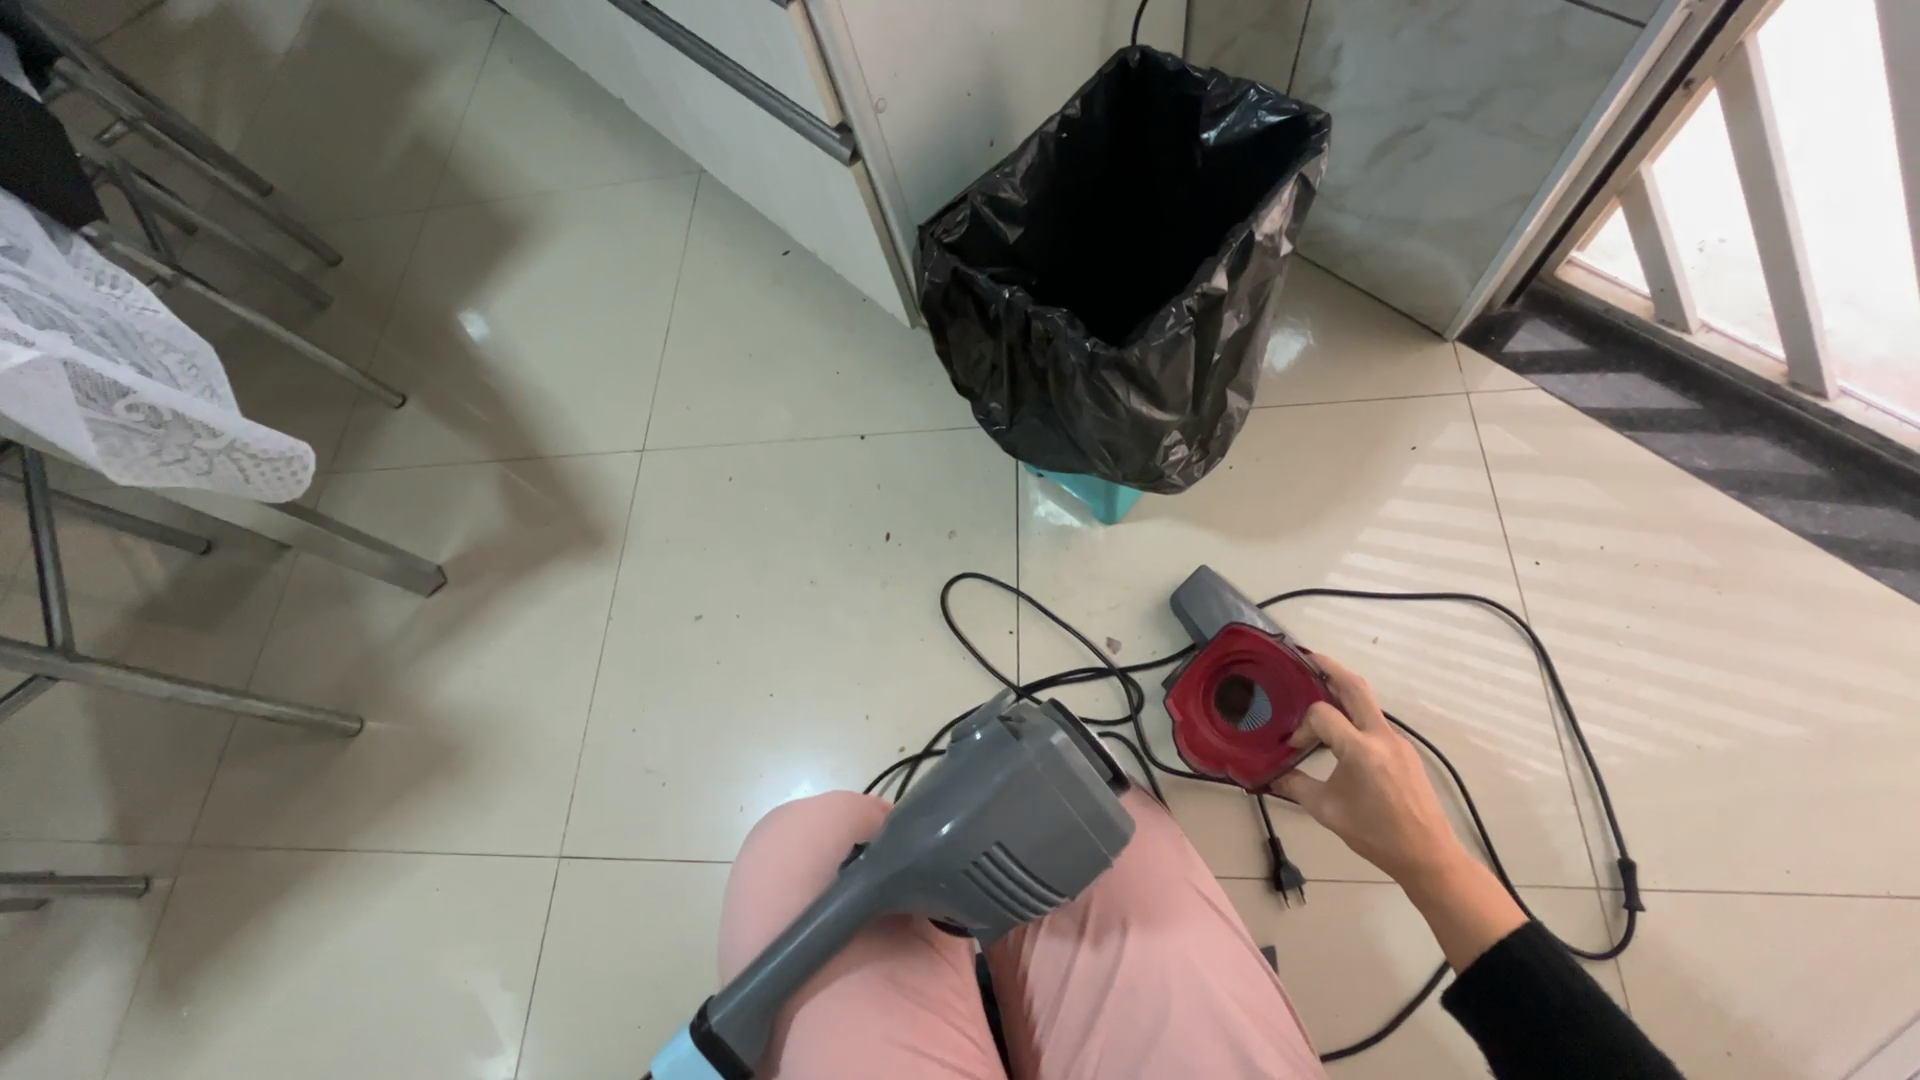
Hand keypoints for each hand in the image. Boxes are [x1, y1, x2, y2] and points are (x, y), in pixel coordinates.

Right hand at [1271, 654, 1465, 886]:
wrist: (1429, 855)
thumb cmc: (1375, 835)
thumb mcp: (1326, 811)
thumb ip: (1295, 786)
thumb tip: (1269, 776)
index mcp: (1361, 750)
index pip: (1322, 715)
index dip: (1302, 726)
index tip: (1294, 747)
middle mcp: (1382, 737)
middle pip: (1355, 686)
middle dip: (1330, 667)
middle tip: (1305, 657)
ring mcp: (1398, 742)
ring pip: (1368, 702)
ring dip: (1342, 690)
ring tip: (1318, 688)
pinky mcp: (1405, 750)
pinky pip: (1375, 721)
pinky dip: (1354, 713)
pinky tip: (1341, 729)